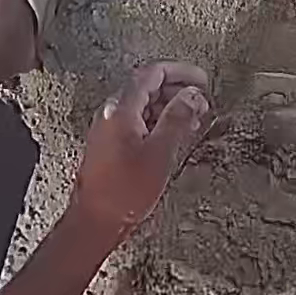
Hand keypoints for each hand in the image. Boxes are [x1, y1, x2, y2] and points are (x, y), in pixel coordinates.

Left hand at [69, 62, 209, 248]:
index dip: (180, 71)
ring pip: (144, 102)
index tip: (202, 79)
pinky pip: (137, 119)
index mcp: (121, 108)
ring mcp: (109, 126)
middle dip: (178, 87)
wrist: (93, 223)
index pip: (152, 73)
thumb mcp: (160, 152)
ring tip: (194, 116)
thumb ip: (178, 118)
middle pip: (147, 85)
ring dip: (170, 104)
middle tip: (201, 97)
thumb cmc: (124, 191)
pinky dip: (159, 119)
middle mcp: (112, 112)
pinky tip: (174, 133)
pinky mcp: (110, 142)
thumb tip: (193, 94)